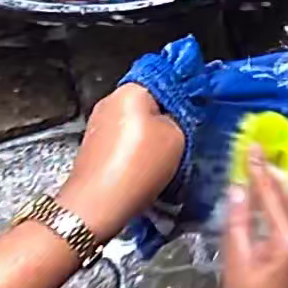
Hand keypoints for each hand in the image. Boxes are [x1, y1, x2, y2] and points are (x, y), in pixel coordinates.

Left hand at [57, 85, 184, 238]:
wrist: (96, 207)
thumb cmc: (139, 166)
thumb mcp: (177, 136)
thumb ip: (180, 117)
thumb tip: (175, 115)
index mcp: (131, 89)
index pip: (166, 81)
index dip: (183, 97)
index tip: (195, 114)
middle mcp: (111, 100)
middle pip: (148, 103)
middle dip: (165, 119)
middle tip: (182, 139)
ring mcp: (98, 123)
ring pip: (135, 123)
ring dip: (150, 137)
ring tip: (164, 159)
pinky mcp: (92, 146)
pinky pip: (122, 140)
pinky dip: (134, 151)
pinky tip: (143, 169)